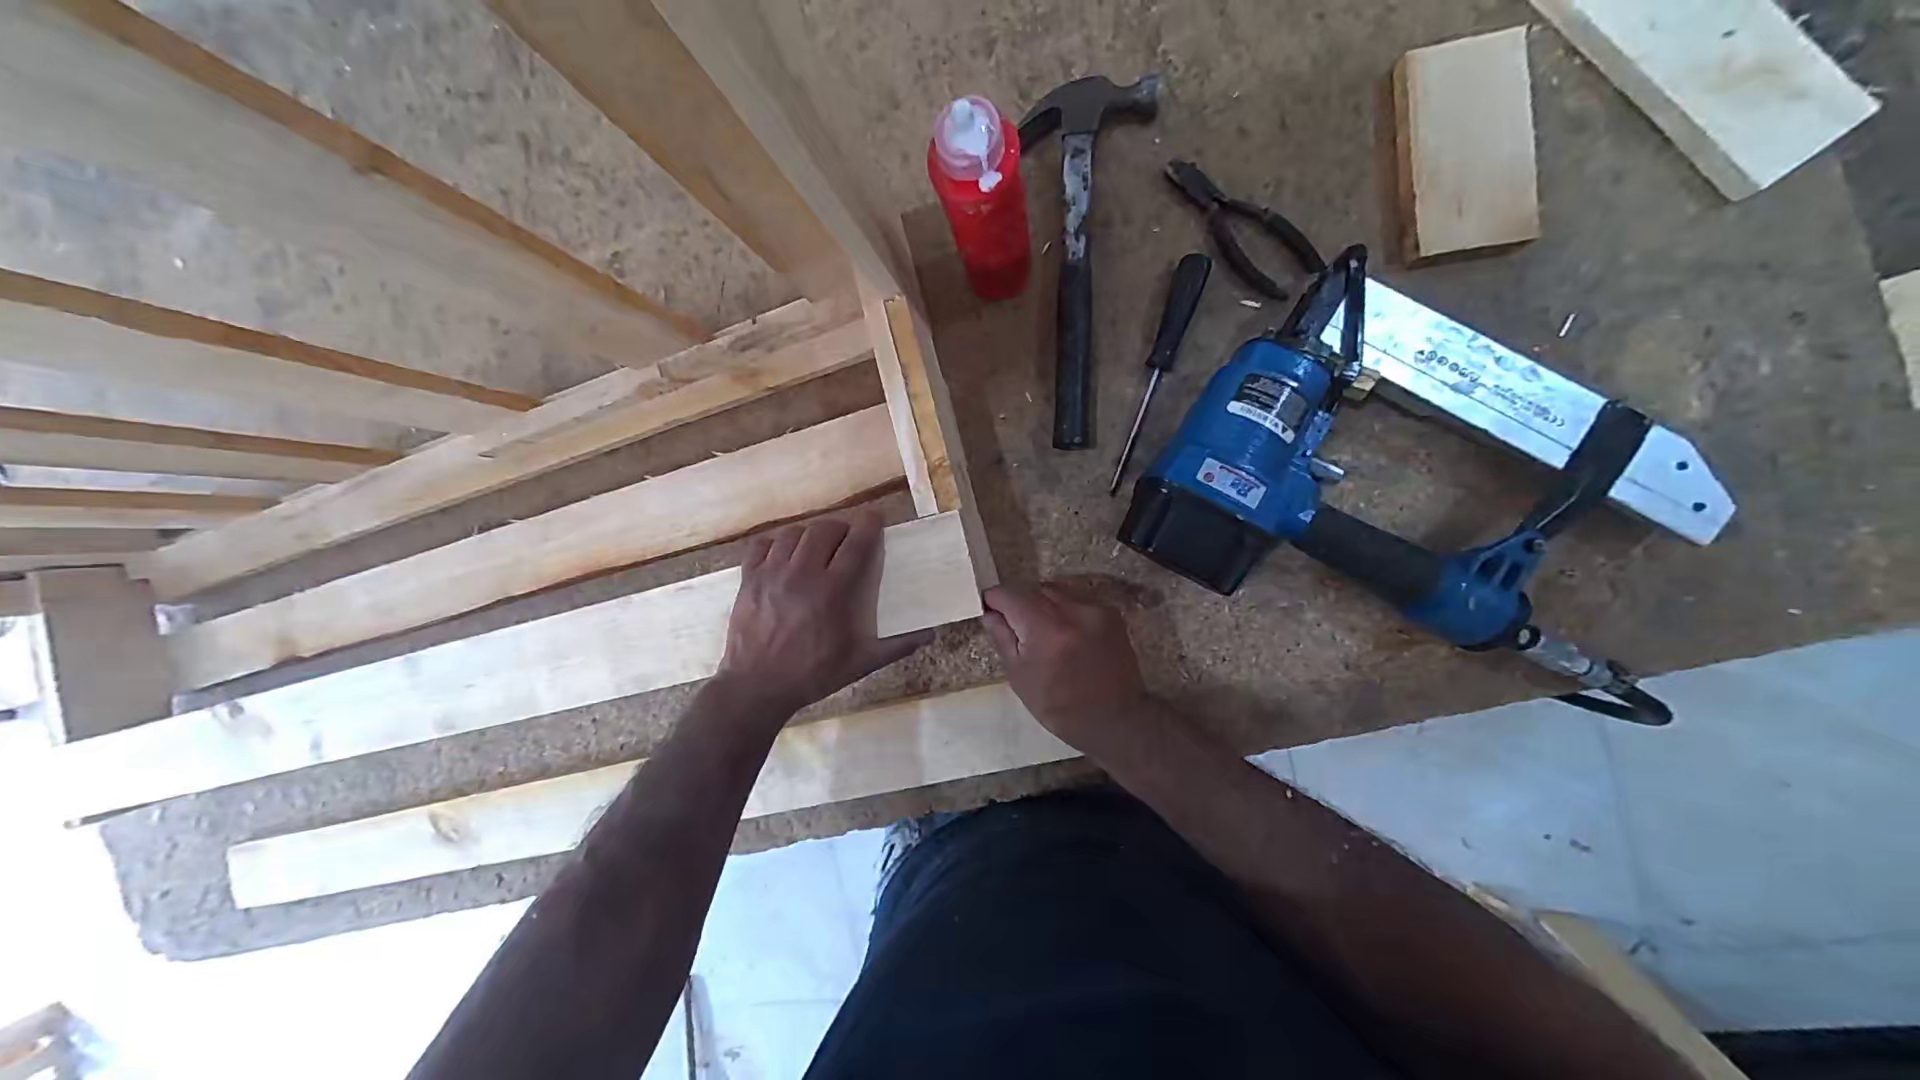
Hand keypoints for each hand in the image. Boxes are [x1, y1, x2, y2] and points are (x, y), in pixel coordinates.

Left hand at [715, 512, 931, 716]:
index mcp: (834, 591)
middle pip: (825, 529)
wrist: (757, 687)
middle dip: (840, 528)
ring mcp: (772, 574)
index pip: (857, 542)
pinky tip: (784, 555)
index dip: (869, 524)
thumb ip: (896, 646)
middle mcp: (803, 574)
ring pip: (793, 533)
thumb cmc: (813, 674)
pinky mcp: (749, 578)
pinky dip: (775, 543)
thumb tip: (930, 635)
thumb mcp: (860, 663)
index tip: (876, 517)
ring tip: (816, 547)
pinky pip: (762, 544)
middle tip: (846, 539)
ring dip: (809, 534)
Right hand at [980, 582, 1152, 746]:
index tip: (990, 610)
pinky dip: (1064, 608)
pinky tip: (1065, 632)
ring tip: (1042, 630)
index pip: (1010, 595)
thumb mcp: (1020, 677)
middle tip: (1015, 626)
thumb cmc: (1060, 707)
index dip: (995, 600)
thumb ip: (1003, 638)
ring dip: (1042, 603)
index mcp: (1047, 630)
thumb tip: (990, 613)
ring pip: (1056, 590)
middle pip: (1033, 589)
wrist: (1115, 719)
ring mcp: (1096, 609)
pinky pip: (1077, 598)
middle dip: (1018, 602)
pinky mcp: (1111, 612)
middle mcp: (1073, 611)